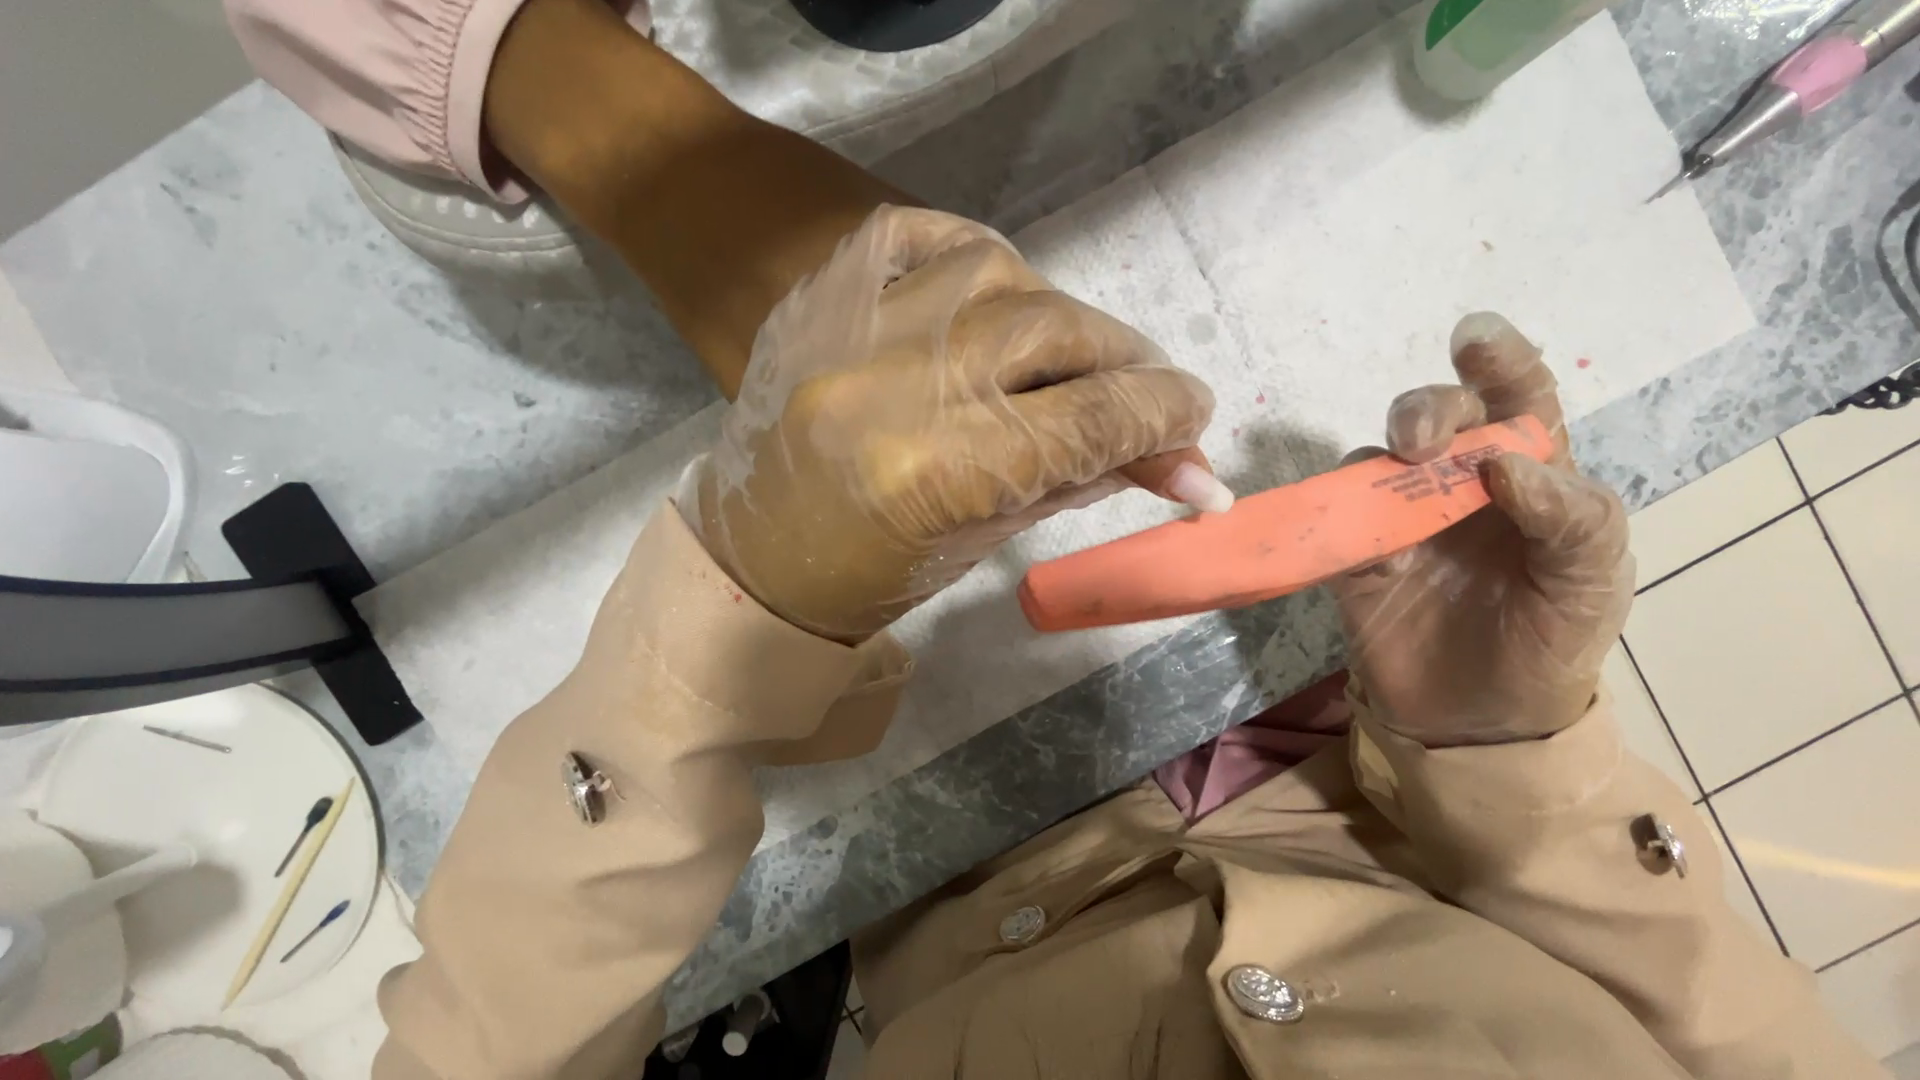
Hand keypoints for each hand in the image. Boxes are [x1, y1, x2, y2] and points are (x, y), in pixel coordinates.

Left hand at [680, 205, 1228, 641]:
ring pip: (998, 269)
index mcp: (939, 472)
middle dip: (1121, 360)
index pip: (1089, 420)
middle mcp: (897, 383)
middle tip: (1140, 387)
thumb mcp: (983, 539)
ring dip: (1051, 310)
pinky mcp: (819, 296)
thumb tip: (1182, 459)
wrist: (749, 563)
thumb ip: (1081, 481)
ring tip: (1060, 354)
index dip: (1162, 415)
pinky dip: (972, 258)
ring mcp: (849, 326)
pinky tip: (991, 296)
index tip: (1195, 413)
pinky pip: (918, 235)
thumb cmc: (869, 577)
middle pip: (1054, 333)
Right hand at [1332, 312, 1633, 746]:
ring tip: (1397, 487)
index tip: (1473, 340)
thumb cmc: (1549, 643)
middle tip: (1421, 445)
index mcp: (1530, 480)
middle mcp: (1459, 486)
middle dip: (1426, 410)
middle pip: (1436, 416)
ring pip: (1375, 456)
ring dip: (1383, 456)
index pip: (1518, 401)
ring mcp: (1400, 518)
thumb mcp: (1592, 581)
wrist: (1479, 721)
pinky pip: (1337, 518)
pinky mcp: (1354, 554)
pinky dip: (1347, 521)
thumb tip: (1501, 464)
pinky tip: (1379, 556)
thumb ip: (1570, 516)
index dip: (1500, 363)